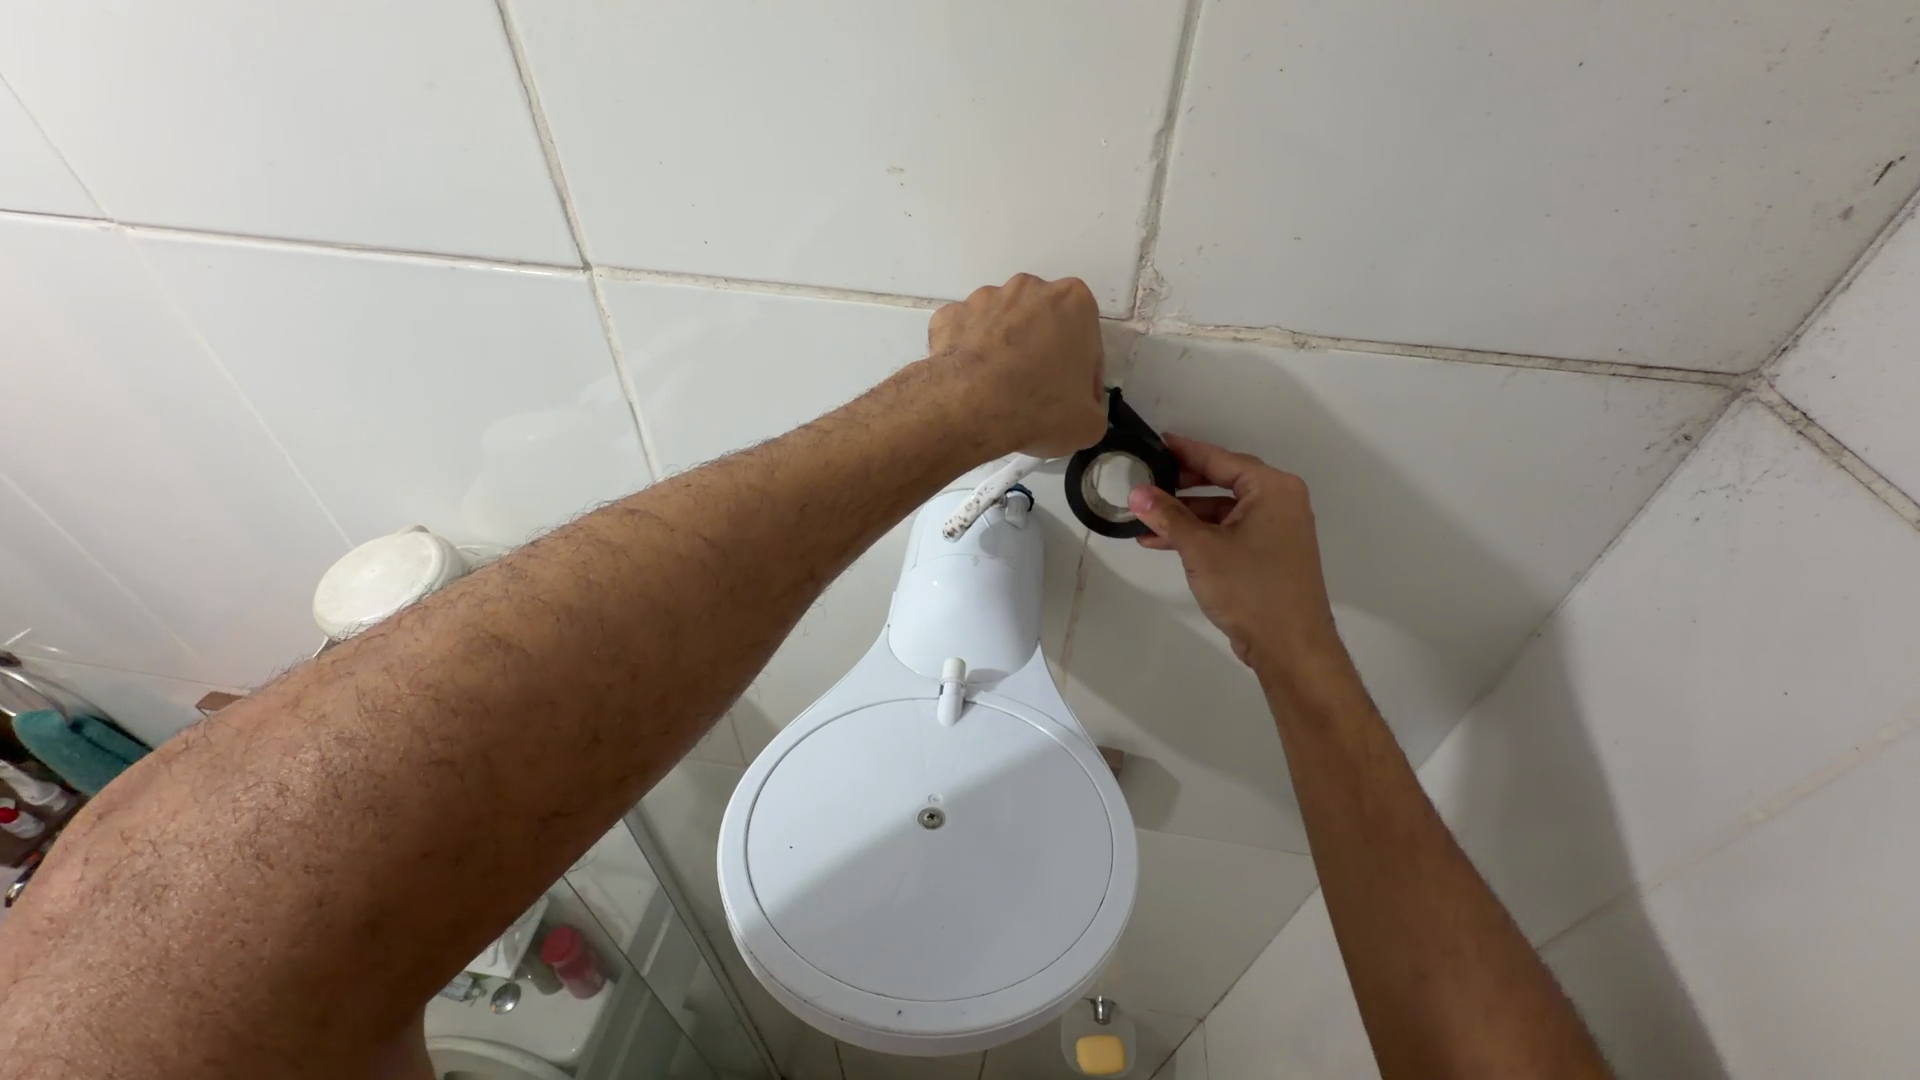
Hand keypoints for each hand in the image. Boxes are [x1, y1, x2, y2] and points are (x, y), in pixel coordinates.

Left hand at [928, 273, 1105, 457]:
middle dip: (1040, 353)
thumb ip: (1090, 407)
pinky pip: (965, 335)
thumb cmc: (1041, 409)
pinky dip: (967, 354)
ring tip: (997, 391)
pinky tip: (969, 384)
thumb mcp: (1088, 423)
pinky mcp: (949, 316)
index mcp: (1074, 302)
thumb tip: (1079, 410)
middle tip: (1034, 395)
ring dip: (1002, 350)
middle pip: (1041, 324)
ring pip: (1001, 325)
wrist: (971, 410)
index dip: (1080, 375)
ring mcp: (984, 299)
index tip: (1070, 400)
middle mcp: (1029, 288)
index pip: (1086, 341)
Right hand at [1127, 435, 1351, 682]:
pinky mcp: (1268, 554)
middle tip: (1147, 481)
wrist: (1289, 645)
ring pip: (1222, 510)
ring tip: (1146, 519)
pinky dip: (1200, 534)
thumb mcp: (1201, 548)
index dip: (1185, 451)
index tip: (1157, 443)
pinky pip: (1228, 531)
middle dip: (1181, 486)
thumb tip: (1138, 493)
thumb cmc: (1251, 590)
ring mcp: (1276, 529)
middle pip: (1222, 481)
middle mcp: (1279, 502)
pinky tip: (1164, 542)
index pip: (1220, 459)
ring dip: (1185, 515)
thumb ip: (1167, 516)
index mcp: (1272, 489)